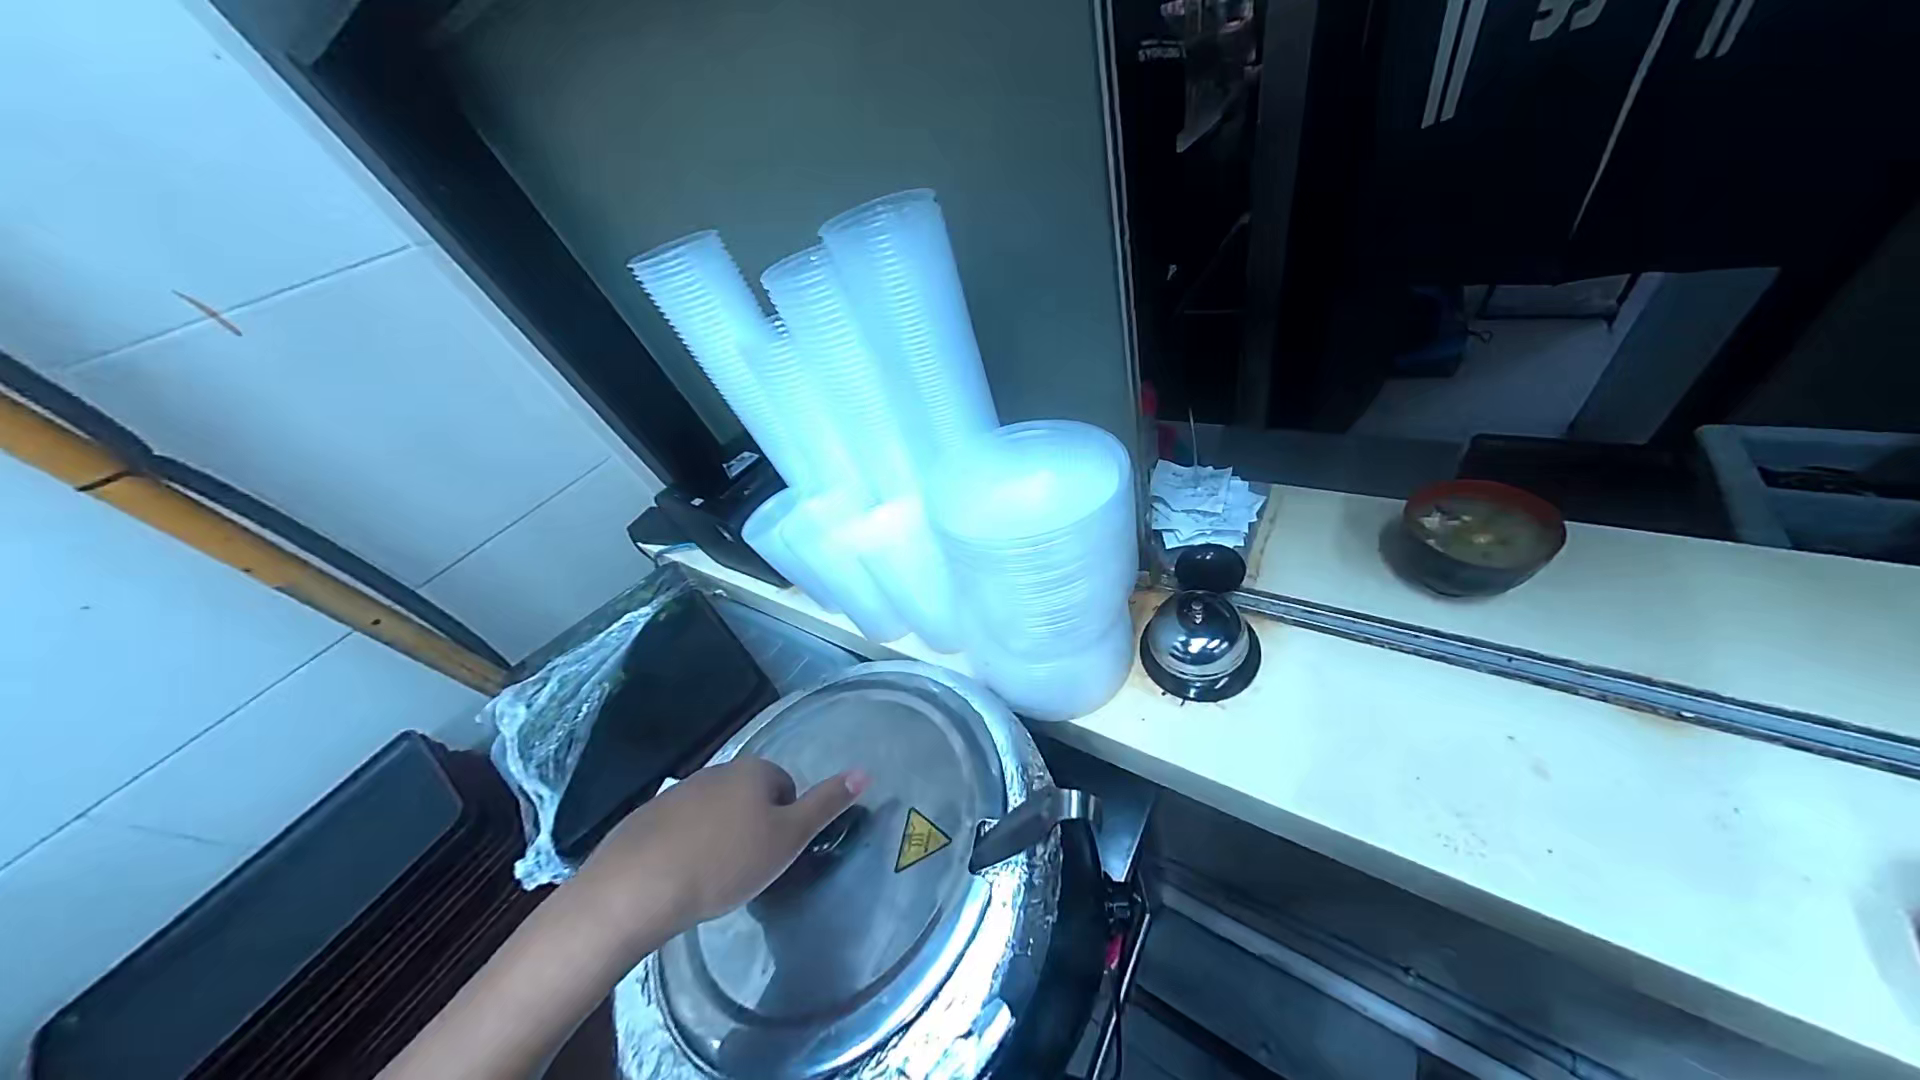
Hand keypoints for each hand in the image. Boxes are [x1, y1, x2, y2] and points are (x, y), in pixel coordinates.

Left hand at [565, 758, 868, 955]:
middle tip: (748, 869)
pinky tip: (681, 878)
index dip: (786, 823)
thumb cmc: (726, 862)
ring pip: (714, 812)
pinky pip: (680, 829)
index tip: (774, 855)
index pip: (785, 787)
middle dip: (753, 827)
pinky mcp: (646, 818)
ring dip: (720, 837)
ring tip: (714, 878)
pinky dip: (686, 847)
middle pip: (749, 797)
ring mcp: (678, 792)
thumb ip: (826, 804)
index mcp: (754, 771)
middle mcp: (717, 771)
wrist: (638, 888)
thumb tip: (865, 771)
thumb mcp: (789, 838)